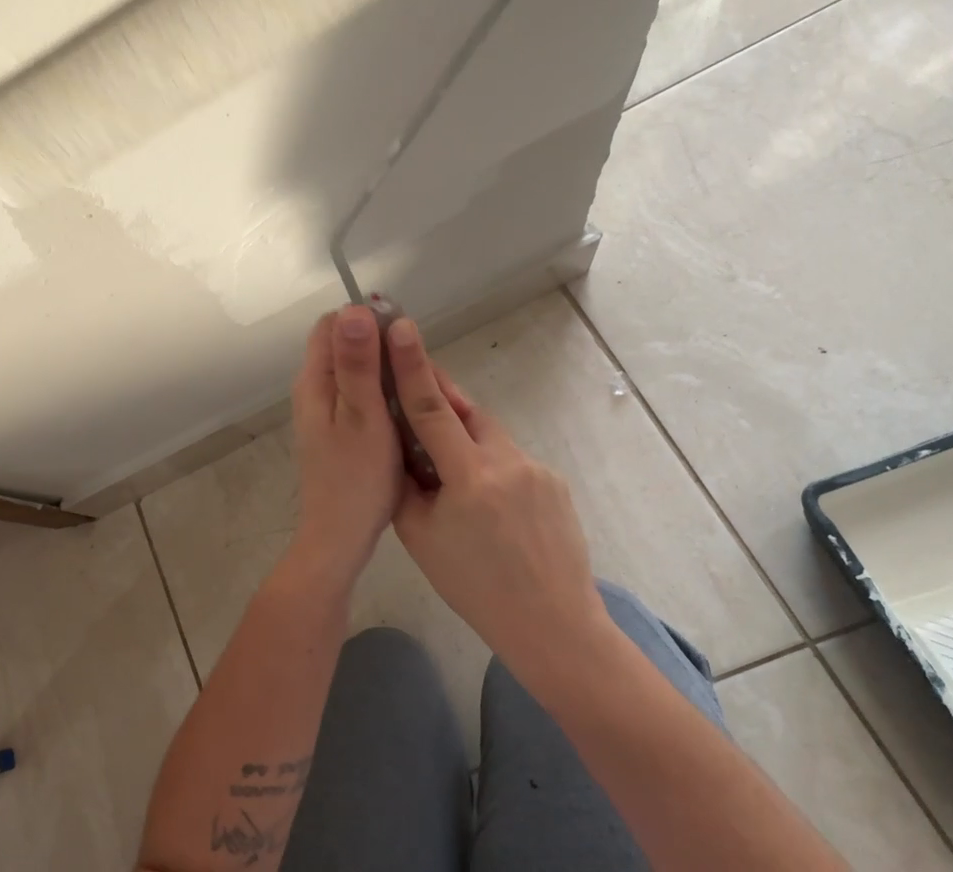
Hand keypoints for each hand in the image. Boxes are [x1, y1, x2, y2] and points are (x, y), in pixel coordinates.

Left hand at [286, 305, 403, 585]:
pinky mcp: (337, 433)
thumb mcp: (363, 414)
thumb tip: (355, 308)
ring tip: (417, 391)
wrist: (340, 538)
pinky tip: (406, 415)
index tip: (403, 337)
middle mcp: (313, 390)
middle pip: (345, 346)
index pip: (333, 323)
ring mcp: (324, 413)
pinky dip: (382, 397)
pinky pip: (361, 398)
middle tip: (417, 370)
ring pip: (356, 373)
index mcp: (315, 380)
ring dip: (385, 373)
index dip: (368, 319)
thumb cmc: (356, 477)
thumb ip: (357, 363)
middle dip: (380, 346)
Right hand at [382, 318, 607, 678]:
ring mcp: (538, 471)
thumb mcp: (421, 539)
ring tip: (449, 469)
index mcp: (469, 478)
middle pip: (466, 412)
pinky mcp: (556, 483)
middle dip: (439, 396)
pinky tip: (487, 503)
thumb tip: (396, 449)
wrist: (554, 625)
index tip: (401, 327)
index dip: (411, 366)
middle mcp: (507, 462)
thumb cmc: (475, 588)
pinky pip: (512, 461)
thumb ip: (405, 486)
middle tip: (414, 383)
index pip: (431, 409)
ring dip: (464, 439)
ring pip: (490, 437)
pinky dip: (490, 467)